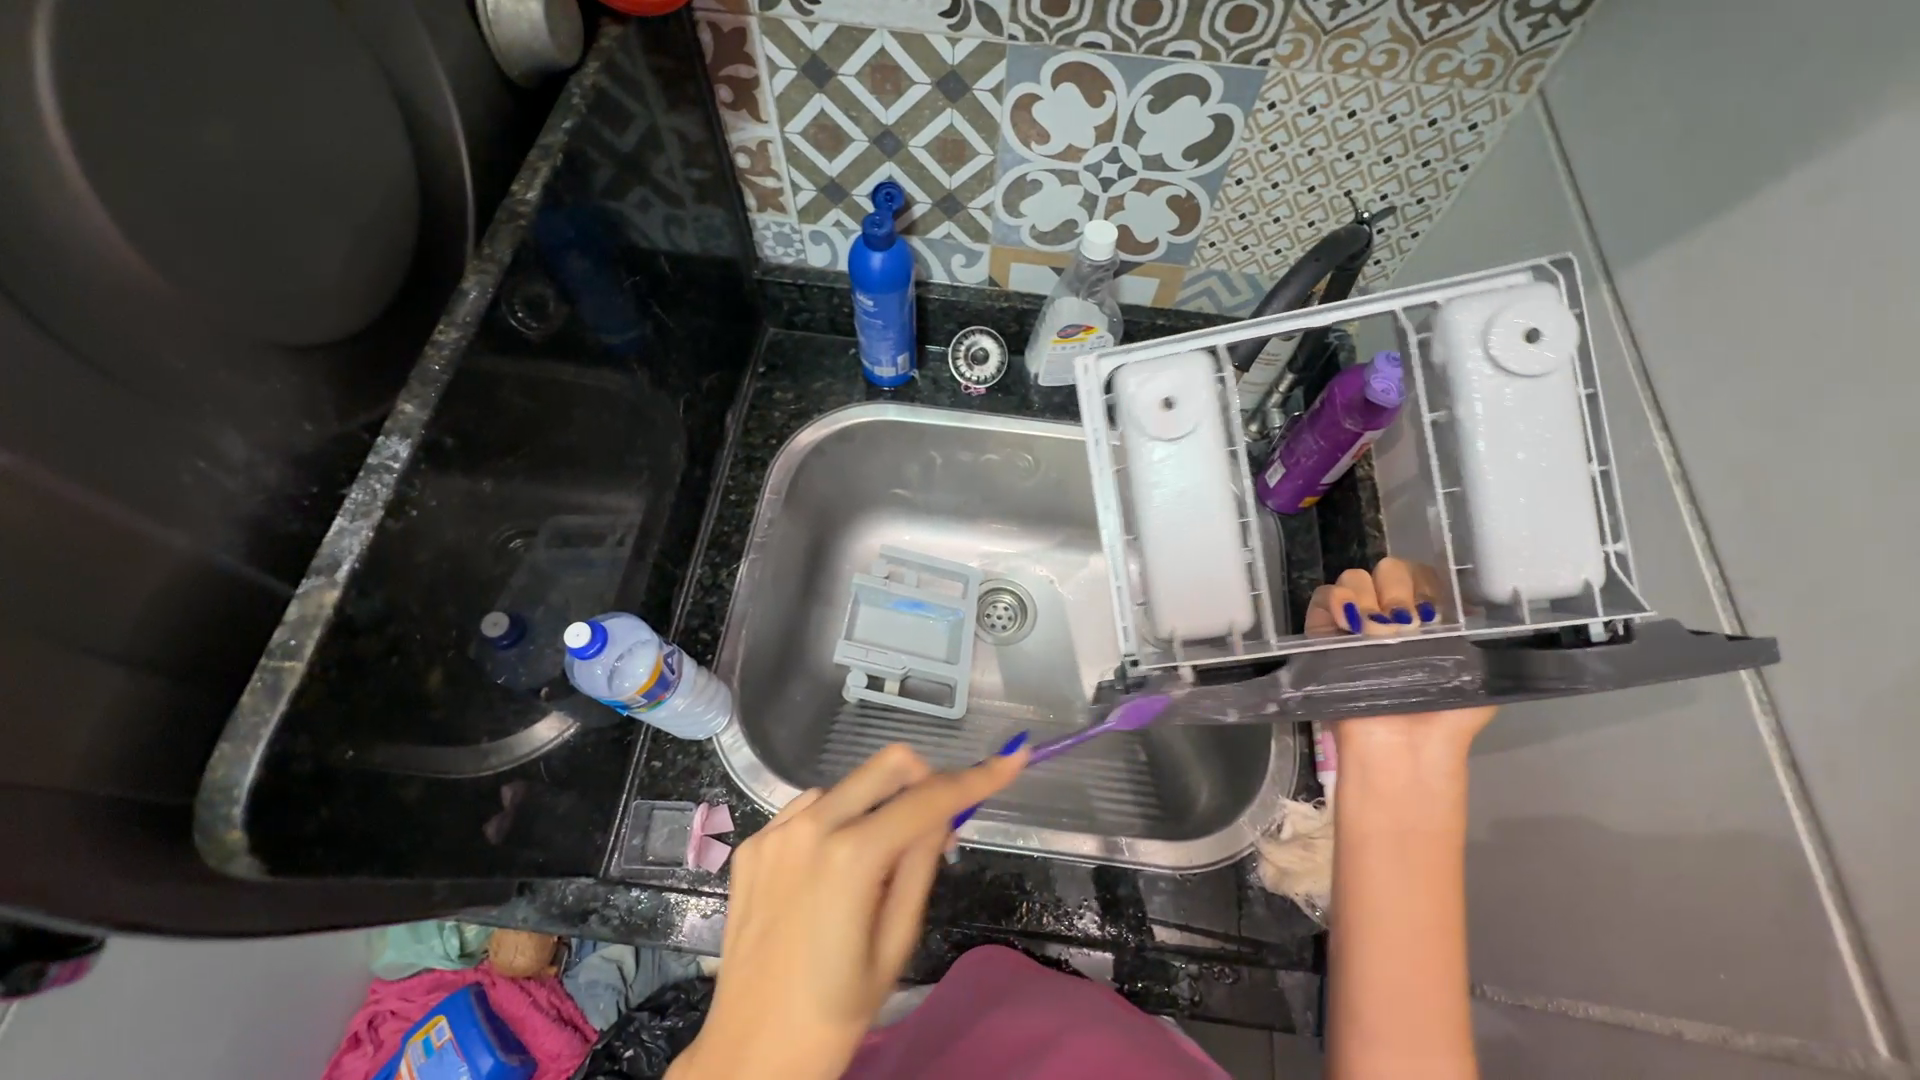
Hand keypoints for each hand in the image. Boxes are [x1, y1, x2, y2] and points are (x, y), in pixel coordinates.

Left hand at [669, 744, 1028, 1079]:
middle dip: (926, 779)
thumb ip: (921, 863)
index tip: (1011, 759)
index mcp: (852, 855)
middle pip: (888, 765)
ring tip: (878, 863)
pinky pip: (808, 810)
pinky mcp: (753, 844)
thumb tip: (944, 815)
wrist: (753, 1049)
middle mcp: (810, 826)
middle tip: (940, 820)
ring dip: (877, 805)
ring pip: (848, 786)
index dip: (977, 777)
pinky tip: (833, 870)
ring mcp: (776, 831)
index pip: (929, 798)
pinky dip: (835, 823)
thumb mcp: (897, 939)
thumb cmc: (837, 1011)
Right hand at [1305, 558, 1494, 757]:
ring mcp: (1352, 622)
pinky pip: (1322, 597)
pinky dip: (1334, 602)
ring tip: (1372, 632)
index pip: (1424, 575)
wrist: (1400, 745)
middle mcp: (1389, 614)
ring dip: (1367, 598)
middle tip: (1403, 626)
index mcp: (1429, 619)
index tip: (1431, 612)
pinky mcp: (1320, 633)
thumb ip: (1476, 634)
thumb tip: (1466, 609)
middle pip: (1388, 569)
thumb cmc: (1444, 714)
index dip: (1426, 584)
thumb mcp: (1478, 670)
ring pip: (1355, 578)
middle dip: (1397, 590)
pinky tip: (1348, 624)